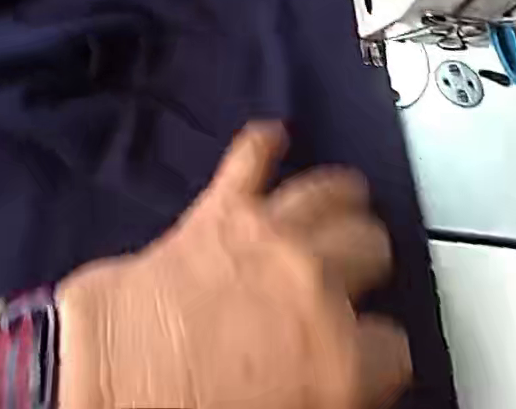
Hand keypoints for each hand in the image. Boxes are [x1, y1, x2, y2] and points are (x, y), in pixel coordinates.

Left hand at [57, 122, 410, 408]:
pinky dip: (262, 142)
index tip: (368, 347)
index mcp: (342, 360)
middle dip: (367, 259)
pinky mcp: (223, 205)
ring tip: (351, 192)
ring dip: (342, 194)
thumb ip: (329, 391)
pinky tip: (273, 133)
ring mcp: (268, 234)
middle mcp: (315, 284)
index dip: (380, 349)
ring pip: (327, 196)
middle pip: (369, 250)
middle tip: (361, 262)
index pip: (394, 346)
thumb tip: (339, 382)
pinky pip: (249, 158)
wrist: (121, 364)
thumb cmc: (195, 403)